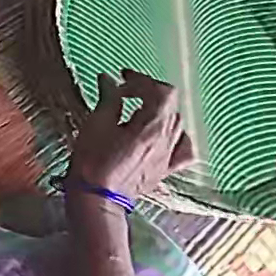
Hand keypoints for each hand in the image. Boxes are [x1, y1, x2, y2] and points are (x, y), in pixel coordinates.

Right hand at [68, 69, 191, 198]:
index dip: (142, 79)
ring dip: (159, 110)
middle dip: (148, 91)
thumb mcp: (96, 124)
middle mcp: (167, 139)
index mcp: (152, 125)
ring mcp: (169, 155)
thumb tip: (108, 79)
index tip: (122, 78)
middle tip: (125, 91)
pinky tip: (165, 135)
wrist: (97, 197)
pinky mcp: (166, 169)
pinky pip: (183, 148)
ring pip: (176, 123)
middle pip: (170, 105)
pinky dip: (176, 136)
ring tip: (138, 110)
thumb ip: (108, 99)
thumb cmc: (93, 160)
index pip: (160, 91)